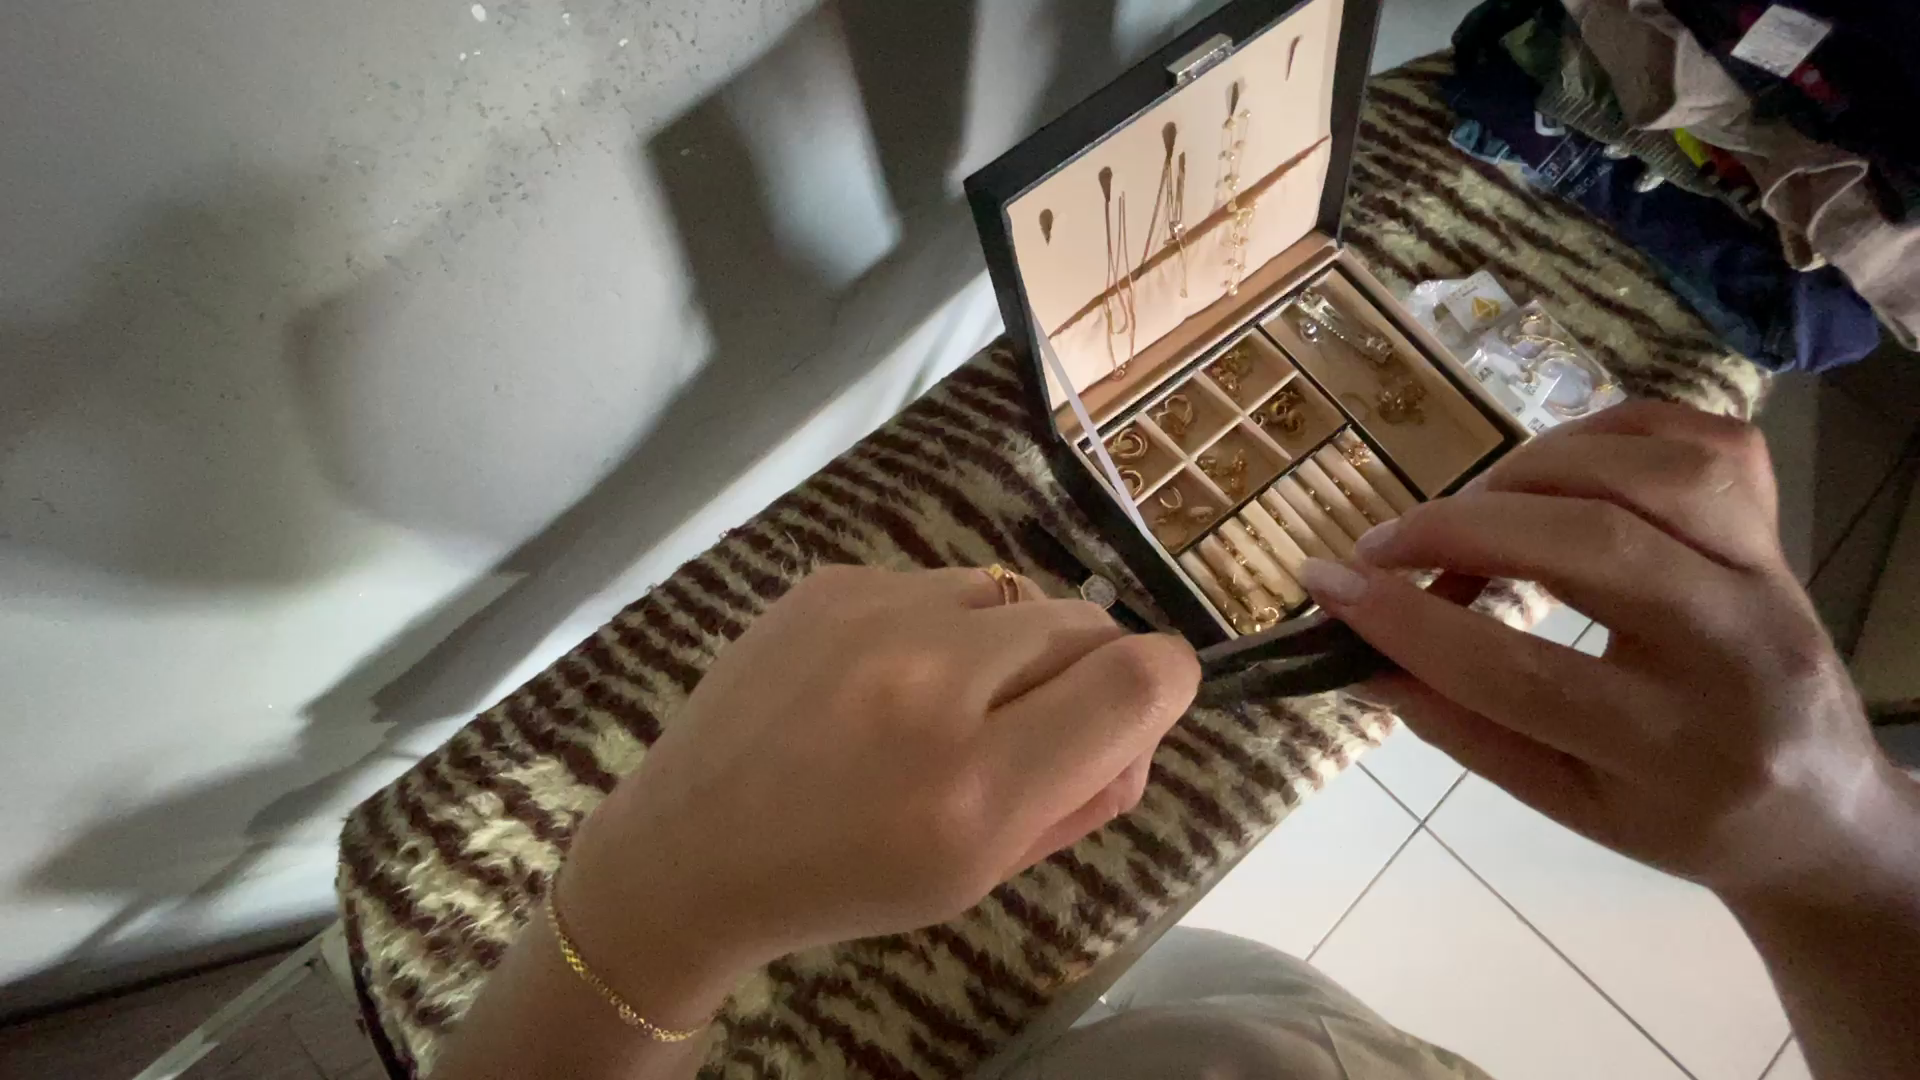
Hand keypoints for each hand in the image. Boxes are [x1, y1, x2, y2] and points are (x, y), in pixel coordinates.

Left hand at [560, 566, 1198, 992]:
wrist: (690, 847)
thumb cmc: (847, 878)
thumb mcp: (983, 873)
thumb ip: (1085, 789)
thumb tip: (1140, 707)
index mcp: (976, 785)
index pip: (1138, 679)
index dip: (1164, 682)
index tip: (1138, 701)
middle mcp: (930, 678)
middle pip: (1086, 620)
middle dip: (1085, 668)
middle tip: (1029, 717)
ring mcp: (874, 612)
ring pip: (1015, 594)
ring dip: (1009, 643)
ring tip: (945, 698)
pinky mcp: (834, 580)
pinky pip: (941, 585)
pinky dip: (943, 625)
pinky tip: (883, 674)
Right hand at [1298, 401, 1906, 903]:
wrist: (1819, 803)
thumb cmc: (1671, 813)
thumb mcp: (1555, 798)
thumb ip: (1451, 725)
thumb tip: (1355, 657)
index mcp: (1680, 747)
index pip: (1519, 672)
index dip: (1404, 622)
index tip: (1324, 585)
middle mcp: (1744, 650)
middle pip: (1593, 547)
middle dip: (1456, 531)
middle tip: (1381, 547)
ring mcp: (1773, 573)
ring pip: (1652, 475)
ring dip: (1526, 474)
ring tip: (1466, 512)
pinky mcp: (1775, 525)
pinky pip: (1697, 438)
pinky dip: (1601, 434)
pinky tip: (1545, 474)